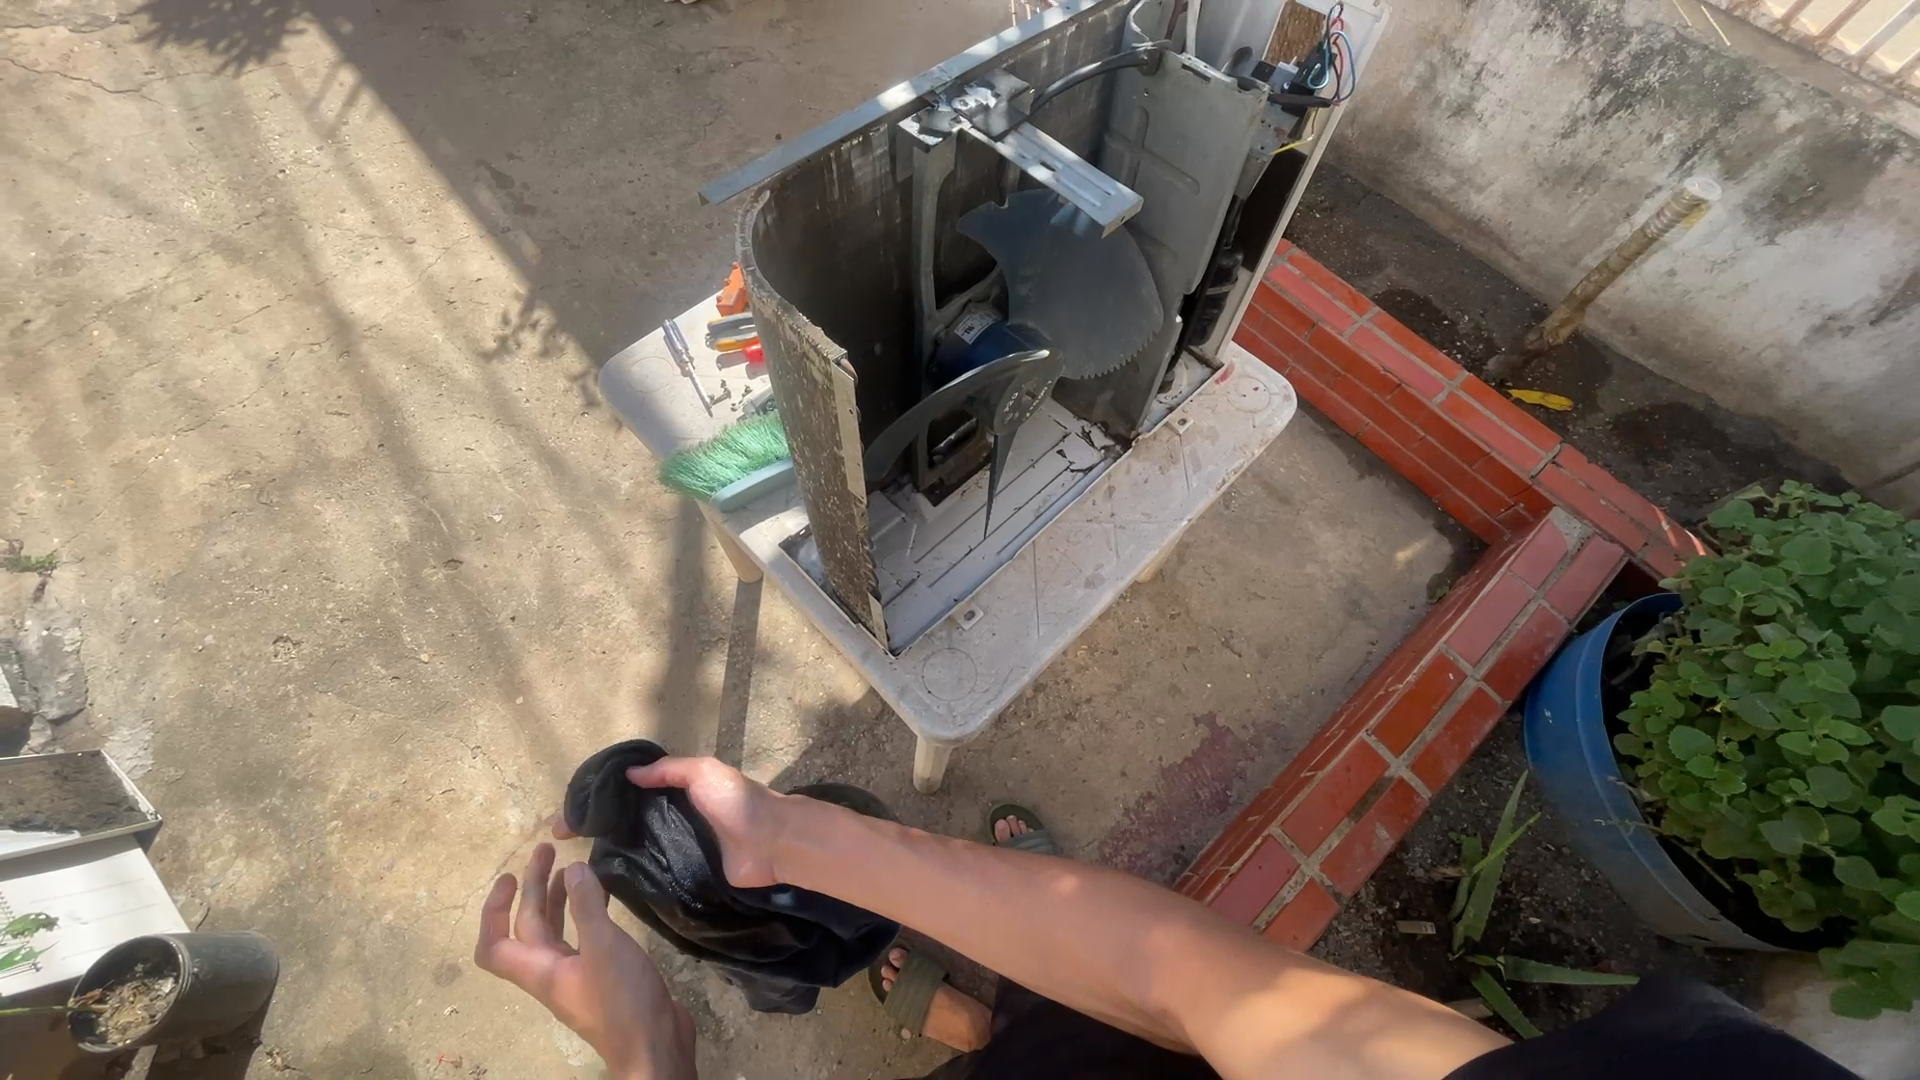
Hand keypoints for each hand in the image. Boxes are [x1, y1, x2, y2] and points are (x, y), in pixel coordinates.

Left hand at [474, 843, 695, 1079]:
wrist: (652, 1043)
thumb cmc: (621, 998)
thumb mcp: (603, 947)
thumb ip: (586, 906)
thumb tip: (572, 867)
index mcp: (540, 970)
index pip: (495, 945)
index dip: (493, 911)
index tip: (508, 876)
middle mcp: (552, 971)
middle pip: (529, 928)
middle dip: (533, 888)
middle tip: (549, 850)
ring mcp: (578, 973)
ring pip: (557, 930)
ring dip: (559, 898)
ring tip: (573, 866)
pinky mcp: (603, 974)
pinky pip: (584, 935)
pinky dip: (588, 910)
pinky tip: (605, 894)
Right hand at [554, 756, 786, 888]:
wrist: (769, 843)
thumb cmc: (736, 802)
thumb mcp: (704, 772)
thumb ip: (670, 769)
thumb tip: (629, 772)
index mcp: (681, 792)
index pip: (635, 792)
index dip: (605, 799)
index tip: (572, 811)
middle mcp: (676, 818)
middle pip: (630, 821)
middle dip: (598, 827)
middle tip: (560, 841)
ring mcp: (678, 848)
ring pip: (637, 847)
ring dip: (610, 851)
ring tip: (571, 862)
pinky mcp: (684, 874)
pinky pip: (652, 872)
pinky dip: (631, 873)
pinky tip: (601, 879)